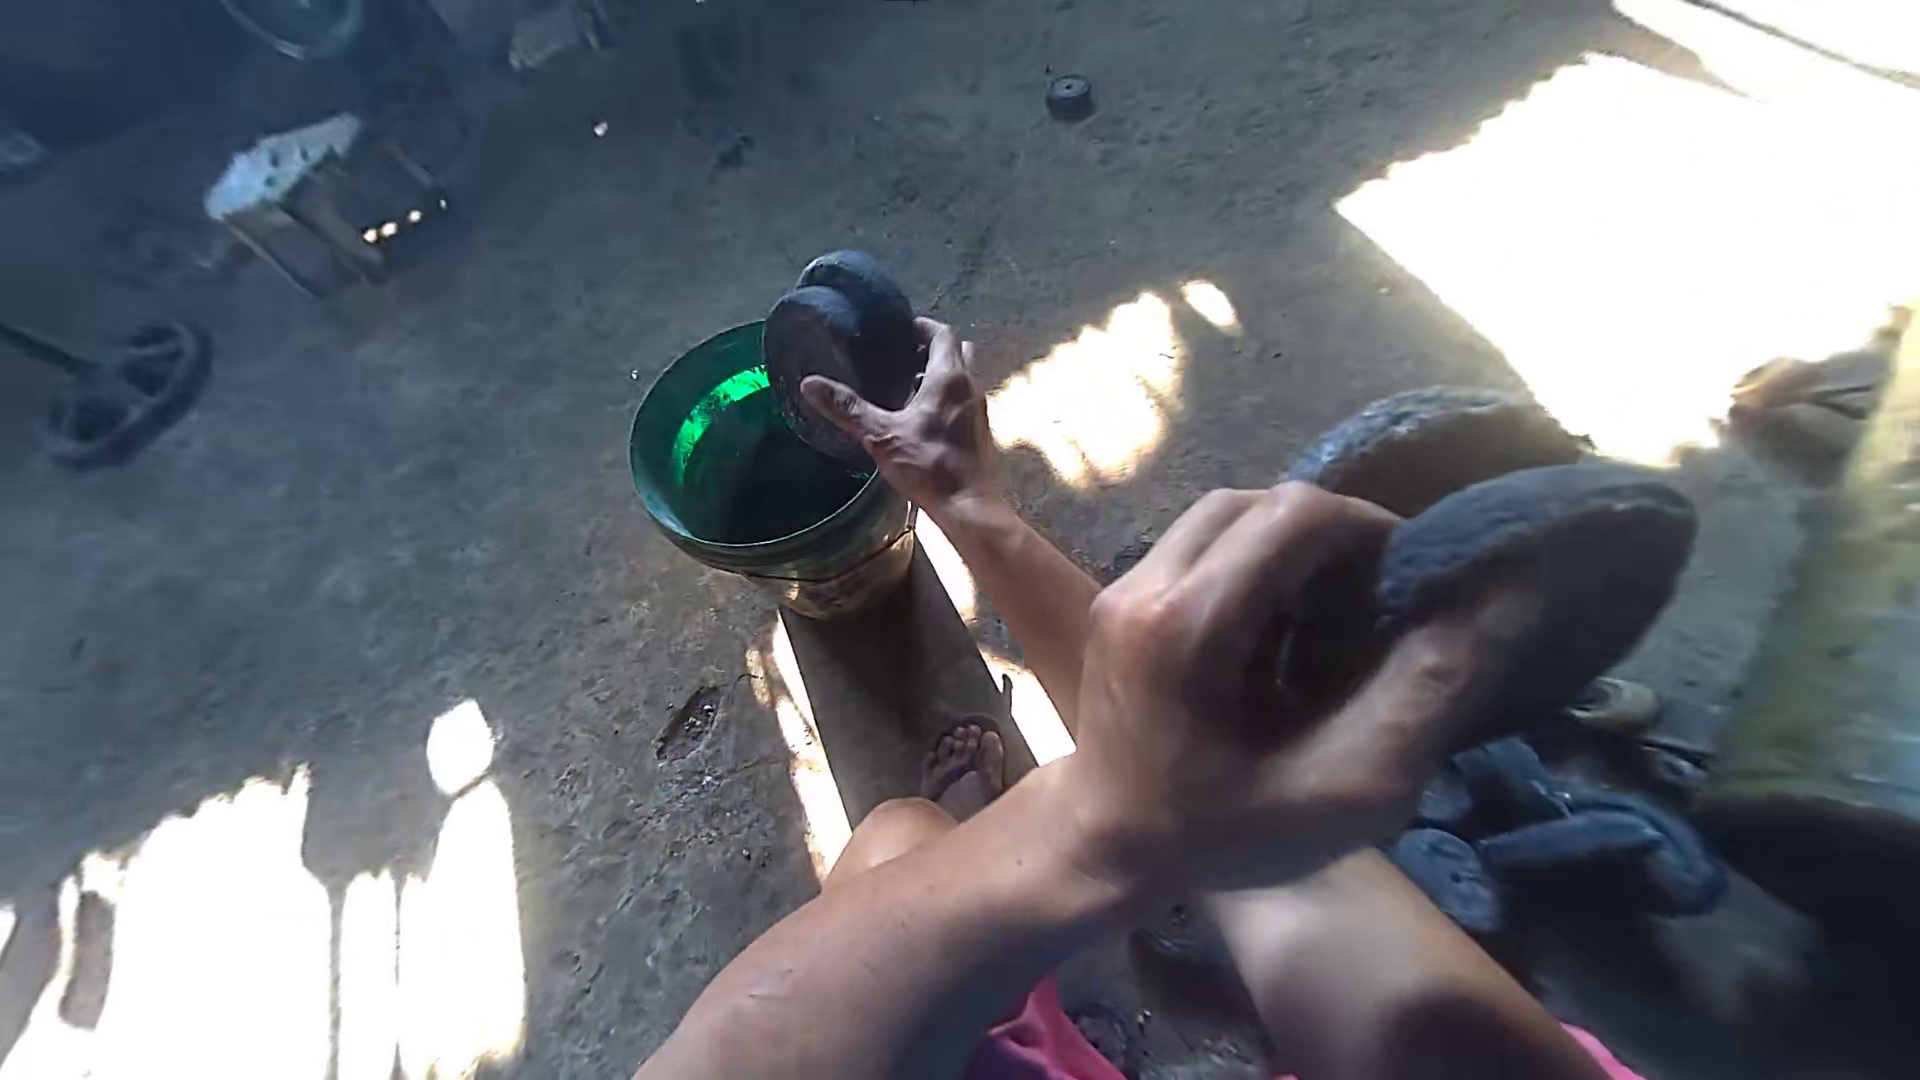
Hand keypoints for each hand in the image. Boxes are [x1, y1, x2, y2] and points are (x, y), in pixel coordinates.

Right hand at [800, 318, 997, 517]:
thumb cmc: (928, 465)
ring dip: (942, 375)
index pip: (943, 333)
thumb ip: (848, 408)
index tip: (901, 332)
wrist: (967, 505)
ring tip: (908, 387)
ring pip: (964, 378)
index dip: (923, 327)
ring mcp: (980, 411)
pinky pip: (965, 402)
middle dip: (933, 349)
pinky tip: (924, 419)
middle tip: (904, 358)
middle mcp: (971, 387)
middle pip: (958, 351)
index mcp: (950, 377)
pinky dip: (948, 399)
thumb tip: (811, 384)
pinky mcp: (980, 432)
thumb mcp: (881, 435)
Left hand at [1064, 483, 1519, 894]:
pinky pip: (1190, 550)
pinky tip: (1269, 622)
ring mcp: (1118, 590)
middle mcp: (1141, 587)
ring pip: (1216, 520)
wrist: (1109, 839)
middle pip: (1249, 505)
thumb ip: (1428, 684)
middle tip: (1367, 594)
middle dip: (1323, 533)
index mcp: (1186, 624)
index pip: (1288, 515)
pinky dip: (1243, 563)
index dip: (1365, 526)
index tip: (1406, 578)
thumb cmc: (1223, 832)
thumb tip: (1501, 587)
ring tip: (1322, 608)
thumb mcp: (1346, 784)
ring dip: (1282, 545)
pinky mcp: (1114, 602)